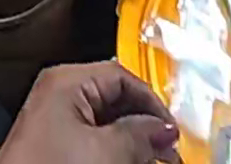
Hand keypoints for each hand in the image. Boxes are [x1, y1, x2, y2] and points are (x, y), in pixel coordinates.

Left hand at [0, 61, 178, 163]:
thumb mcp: (104, 153)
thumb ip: (138, 136)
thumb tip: (165, 128)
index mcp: (66, 81)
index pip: (118, 74)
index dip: (150, 101)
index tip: (174, 132)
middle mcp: (60, 92)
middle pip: (113, 98)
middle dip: (144, 125)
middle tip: (170, 155)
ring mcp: (57, 119)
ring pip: (106, 122)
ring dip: (132, 142)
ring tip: (155, 162)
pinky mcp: (56, 144)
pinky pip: (94, 139)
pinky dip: (116, 152)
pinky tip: (130, 162)